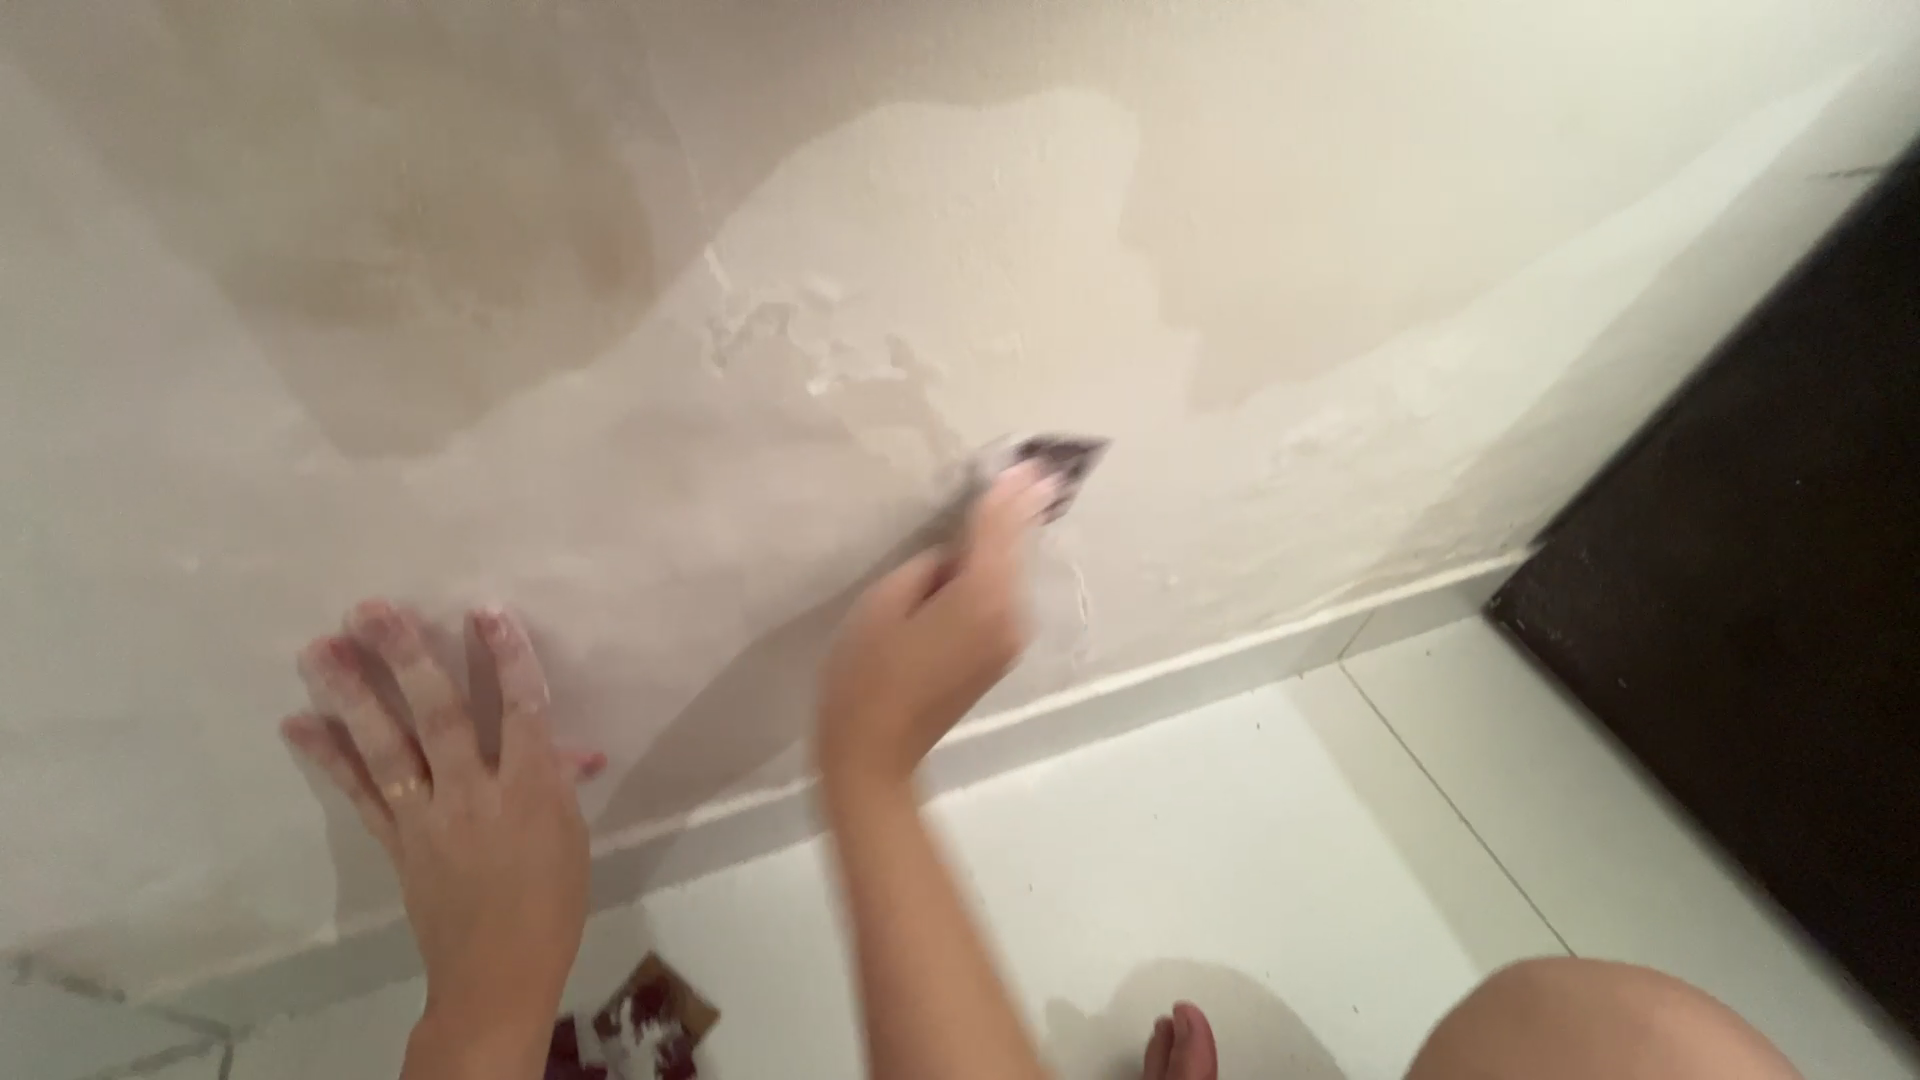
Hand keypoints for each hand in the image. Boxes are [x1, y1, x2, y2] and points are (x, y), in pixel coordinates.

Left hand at [281, 600, 604, 1072]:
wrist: (497, 971)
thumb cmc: (553, 898)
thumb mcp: (572, 834)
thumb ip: (560, 782)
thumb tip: (567, 749)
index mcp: (532, 788)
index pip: (524, 708)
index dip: (507, 657)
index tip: (487, 611)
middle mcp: (474, 793)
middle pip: (440, 715)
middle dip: (407, 660)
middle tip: (372, 611)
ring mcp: (426, 816)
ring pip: (386, 746)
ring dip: (351, 695)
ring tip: (320, 648)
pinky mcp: (395, 841)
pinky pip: (359, 792)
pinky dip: (327, 757)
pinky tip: (297, 723)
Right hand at [816, 463, 1057, 791]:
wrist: (875, 754)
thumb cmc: (865, 676)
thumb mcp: (884, 604)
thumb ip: (930, 567)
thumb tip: (957, 560)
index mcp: (980, 599)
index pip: (997, 531)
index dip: (1006, 494)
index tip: (1025, 463)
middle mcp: (1008, 616)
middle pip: (1017, 550)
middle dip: (1025, 509)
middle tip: (1043, 470)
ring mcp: (1009, 639)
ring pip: (1014, 572)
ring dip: (1016, 535)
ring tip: (1025, 493)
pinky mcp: (1000, 654)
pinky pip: (1005, 595)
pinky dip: (1004, 566)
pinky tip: (1002, 544)